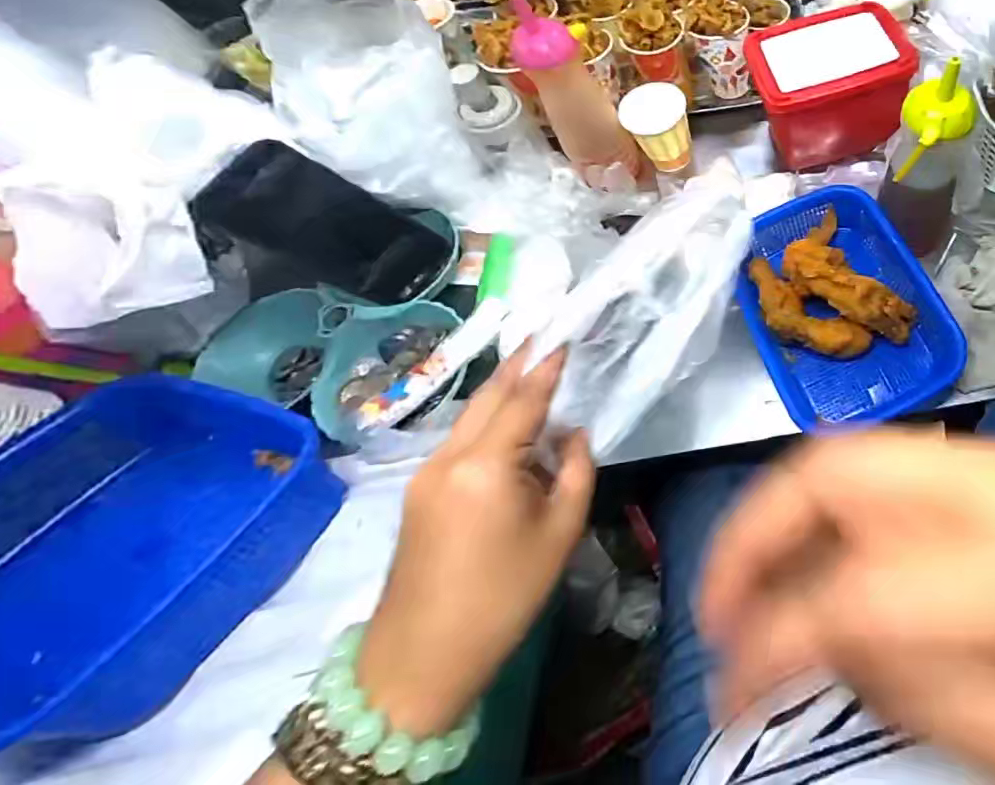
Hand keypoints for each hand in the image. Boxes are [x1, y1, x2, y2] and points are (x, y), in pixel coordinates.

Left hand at [354, 344, 592, 734]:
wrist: (421, 658)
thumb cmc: (505, 594)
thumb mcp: (560, 530)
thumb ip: (575, 469)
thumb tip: (571, 434)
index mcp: (485, 466)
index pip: (523, 400)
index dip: (546, 367)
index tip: (563, 335)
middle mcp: (448, 458)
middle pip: (488, 397)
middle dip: (519, 365)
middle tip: (546, 336)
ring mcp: (426, 474)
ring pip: (471, 416)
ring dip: (504, 391)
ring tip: (535, 369)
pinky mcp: (419, 491)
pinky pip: (462, 439)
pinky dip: (491, 420)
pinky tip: (513, 423)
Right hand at [699, 433, 994, 784]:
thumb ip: (936, 697)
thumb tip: (831, 643)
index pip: (870, 590)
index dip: (780, 635)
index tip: (730, 687)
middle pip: (843, 469)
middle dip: (754, 531)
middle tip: (718, 608)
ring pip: (853, 452)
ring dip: (784, 514)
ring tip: (756, 589)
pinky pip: (885, 464)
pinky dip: (831, 510)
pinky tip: (825, 563)